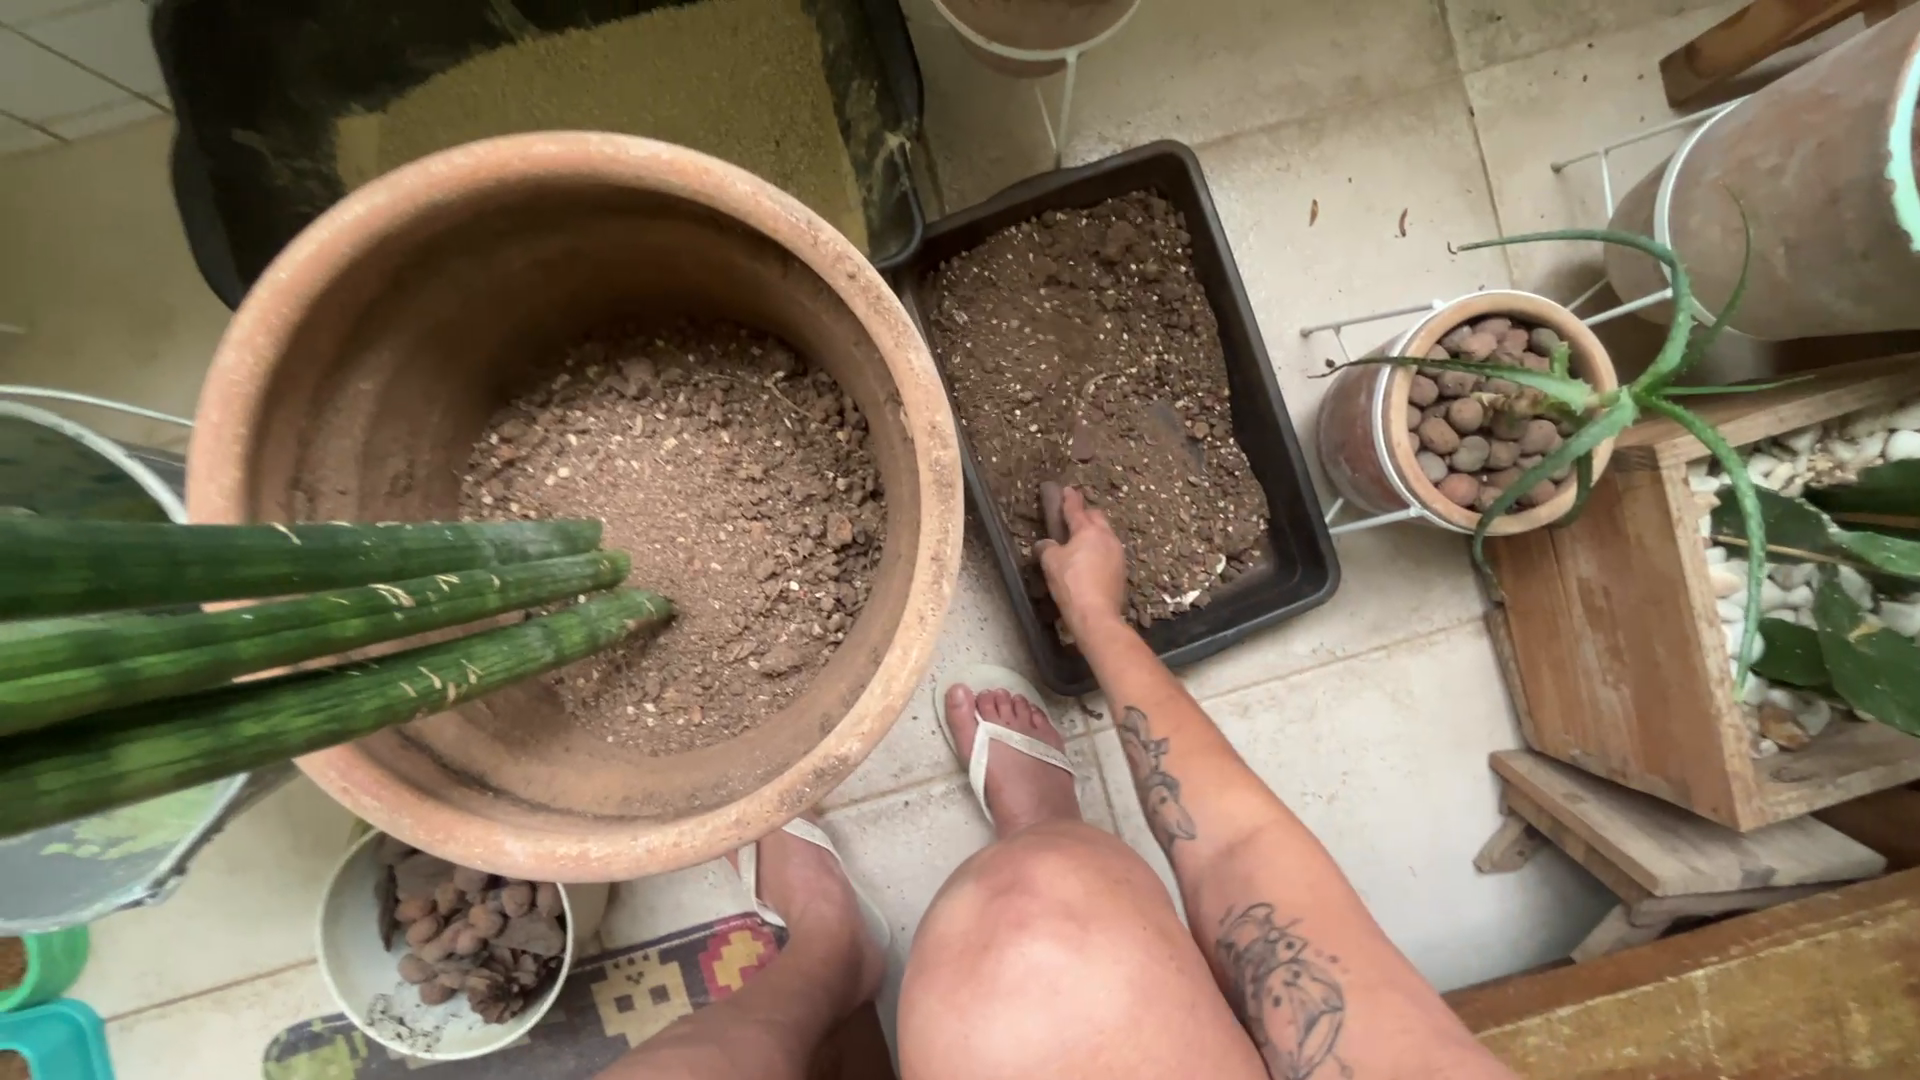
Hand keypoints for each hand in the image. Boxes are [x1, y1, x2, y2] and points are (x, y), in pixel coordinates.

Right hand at [1035, 486, 1128, 640]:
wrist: (1096, 614)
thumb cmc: (1071, 583)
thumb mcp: (1050, 562)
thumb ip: (1047, 548)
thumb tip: (1045, 544)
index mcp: (1088, 530)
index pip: (1076, 509)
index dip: (1069, 499)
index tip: (1068, 490)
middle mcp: (1107, 537)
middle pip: (1097, 518)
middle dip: (1086, 514)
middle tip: (1074, 515)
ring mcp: (1118, 554)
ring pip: (1105, 536)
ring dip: (1094, 534)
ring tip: (1081, 540)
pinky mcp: (1121, 571)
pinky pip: (1108, 553)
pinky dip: (1098, 551)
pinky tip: (1090, 561)